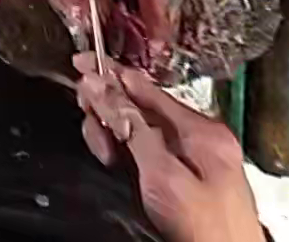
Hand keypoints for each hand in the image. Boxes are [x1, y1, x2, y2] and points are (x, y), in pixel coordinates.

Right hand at [74, 57, 263, 241]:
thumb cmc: (207, 233)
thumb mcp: (161, 174)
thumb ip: (129, 125)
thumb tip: (99, 83)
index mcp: (201, 130)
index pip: (144, 86)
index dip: (109, 73)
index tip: (81, 63)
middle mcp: (197, 138)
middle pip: (137, 105)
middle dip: (108, 110)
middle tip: (90, 119)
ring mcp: (191, 159)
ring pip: (135, 126)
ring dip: (111, 132)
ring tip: (104, 152)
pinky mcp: (182, 178)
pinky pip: (141, 148)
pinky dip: (121, 149)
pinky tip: (113, 161)